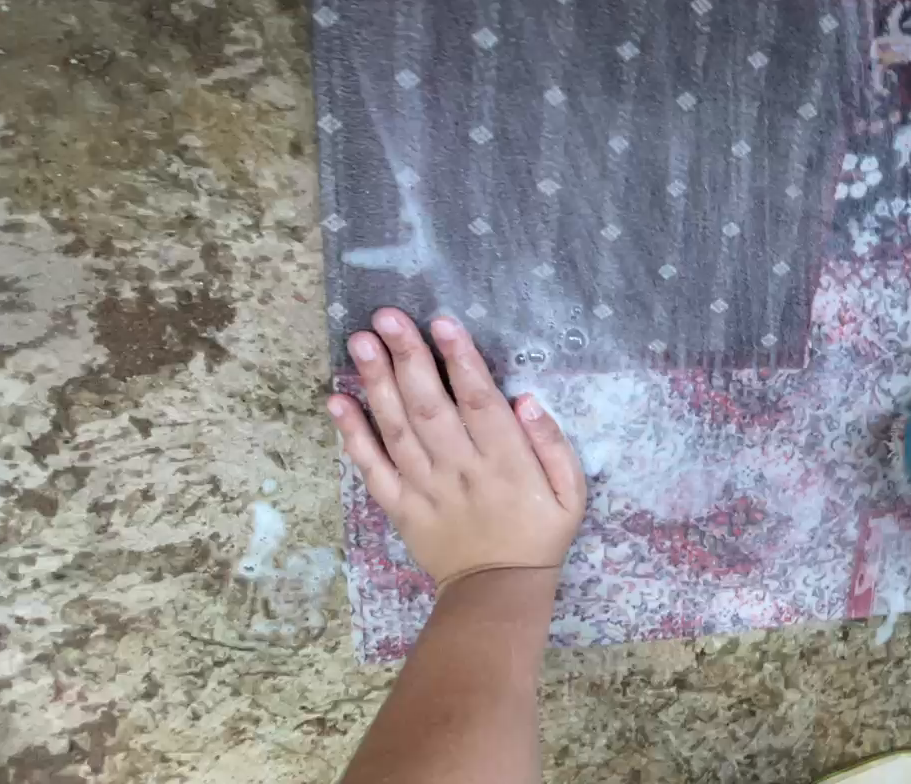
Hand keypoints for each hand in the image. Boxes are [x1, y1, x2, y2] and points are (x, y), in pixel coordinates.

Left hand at [327, 308, 586, 591]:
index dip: (460, 359)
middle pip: (429, 405)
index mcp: (505, 460)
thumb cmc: (541, 530)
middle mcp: (460, 468)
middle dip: (407, 357)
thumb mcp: (573, 490)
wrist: (498, 592)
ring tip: (359, 342)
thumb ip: (552, 443)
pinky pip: (372, 468)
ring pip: (397, 429)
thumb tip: (527, 399)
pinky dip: (352, 434)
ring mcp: (424, 487)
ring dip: (377, 383)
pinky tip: (337, 401)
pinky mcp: (400, 506)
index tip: (441, 323)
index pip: (478, 400)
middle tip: (385, 317)